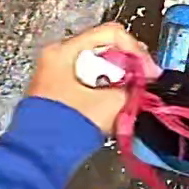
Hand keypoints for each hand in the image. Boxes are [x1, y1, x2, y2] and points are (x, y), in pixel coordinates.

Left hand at [25, 23, 154, 133]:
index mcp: (65, 50)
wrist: (40, 155)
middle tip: (144, 79)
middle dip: (128, 63)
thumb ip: (132, 88)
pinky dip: (105, 86)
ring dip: (118, 75)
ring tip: (131, 92)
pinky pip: (89, 78)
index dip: (135, 50)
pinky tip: (114, 101)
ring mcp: (56, 73)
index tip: (148, 71)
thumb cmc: (68, 125)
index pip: (110, 34)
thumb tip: (142, 83)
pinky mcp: (59, 90)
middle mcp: (58, 56)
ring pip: (97, 63)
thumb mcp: (110, 103)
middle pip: (104, 46)